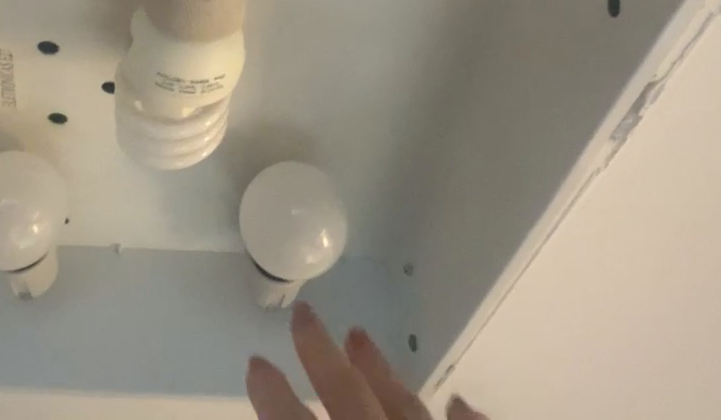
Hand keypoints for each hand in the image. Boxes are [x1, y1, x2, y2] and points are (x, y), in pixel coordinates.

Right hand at [246, 302, 486, 419]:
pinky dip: (464, 418)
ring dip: (381, 372)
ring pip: (405, 408)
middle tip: (303, 312)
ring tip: (359, 335)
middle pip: (349, 397)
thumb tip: (296, 402)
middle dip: (321, 354)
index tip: (255, 360)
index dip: (274, 397)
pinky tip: (458, 402)